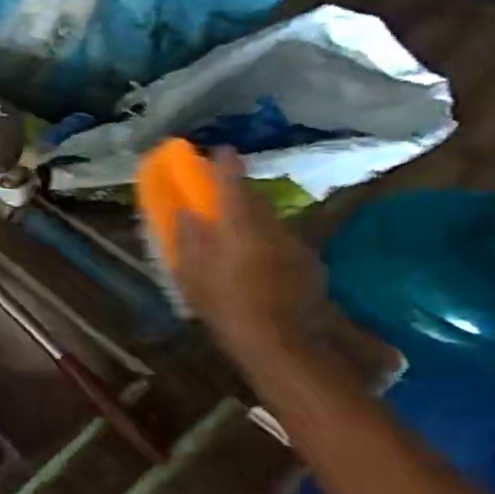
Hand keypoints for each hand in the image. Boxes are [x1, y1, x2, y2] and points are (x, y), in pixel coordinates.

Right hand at [172, 148, 329, 359]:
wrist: (279, 342)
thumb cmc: (224, 305)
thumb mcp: (190, 274)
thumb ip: (188, 238)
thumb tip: (186, 213)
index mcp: (239, 225)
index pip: (231, 182)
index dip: (223, 164)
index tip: (217, 150)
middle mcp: (271, 226)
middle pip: (253, 198)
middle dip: (236, 190)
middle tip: (220, 192)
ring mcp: (295, 244)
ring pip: (269, 220)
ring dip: (252, 217)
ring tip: (235, 230)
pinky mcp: (309, 264)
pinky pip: (281, 241)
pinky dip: (267, 241)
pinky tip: (256, 260)